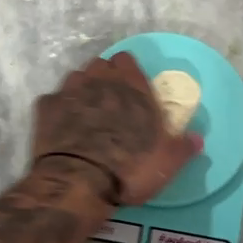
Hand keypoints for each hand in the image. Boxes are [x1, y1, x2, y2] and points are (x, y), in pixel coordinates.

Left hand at [32, 52, 201, 204]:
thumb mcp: (167, 162)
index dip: (128, 73)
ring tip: (86, 116)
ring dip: (81, 92)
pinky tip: (63, 129)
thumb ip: (183, 146)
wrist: (78, 182)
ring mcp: (68, 91)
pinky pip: (53, 101)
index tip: (132, 92)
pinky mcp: (44, 109)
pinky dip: (59, 111)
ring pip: (75, 79)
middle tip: (110, 105)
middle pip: (99, 66)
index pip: (126, 59)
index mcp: (130, 85)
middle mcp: (98, 80)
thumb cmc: (129, 168)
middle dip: (104, 80)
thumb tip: (198, 139)